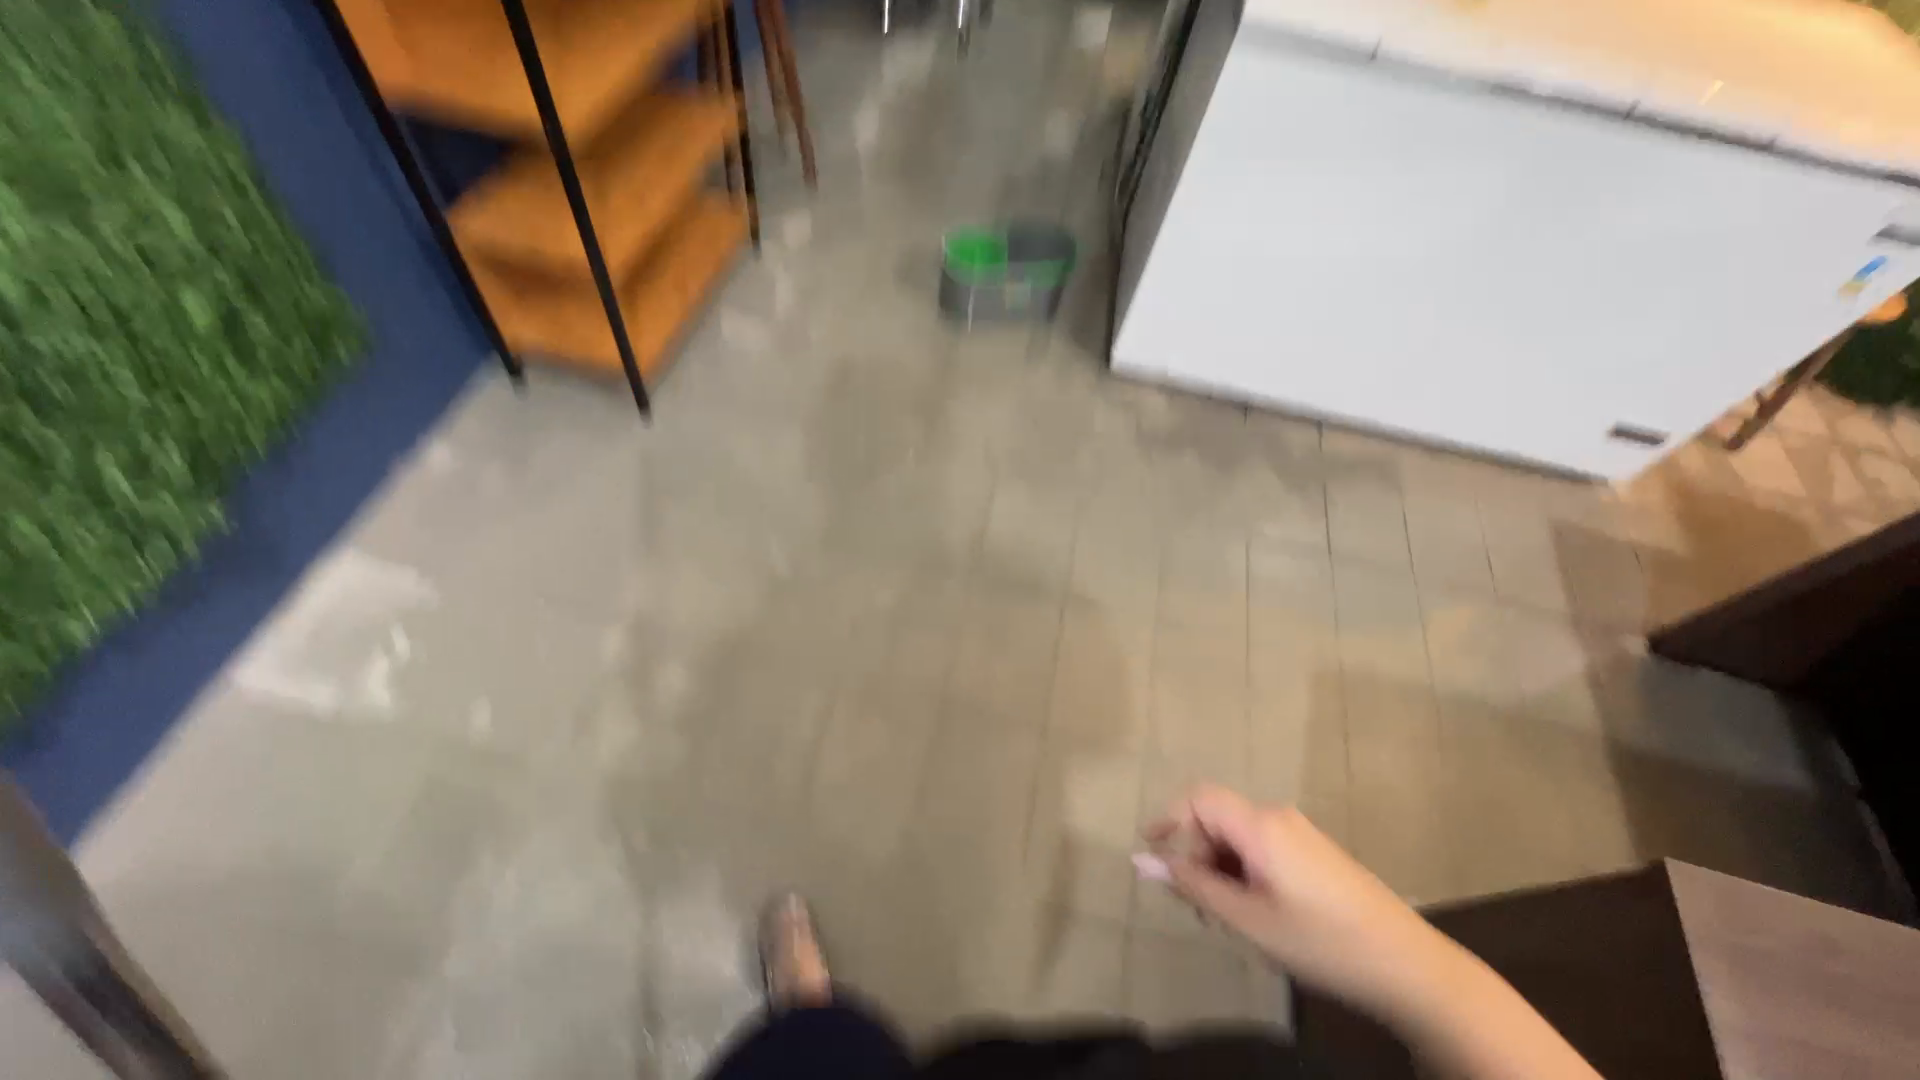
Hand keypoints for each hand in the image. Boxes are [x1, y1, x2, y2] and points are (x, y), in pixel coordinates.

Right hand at [1141, 785, 1447, 1016]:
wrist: (1406, 965)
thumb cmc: (1319, 940)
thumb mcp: (1246, 918)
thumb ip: (1193, 885)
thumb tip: (1142, 860)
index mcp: (1260, 825)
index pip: (1198, 798)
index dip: (1168, 820)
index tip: (1151, 857)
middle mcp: (1278, 818)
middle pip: (1216, 819)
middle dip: (1196, 855)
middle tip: (1196, 908)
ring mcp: (1300, 834)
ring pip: (1238, 838)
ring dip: (1220, 869)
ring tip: (1226, 919)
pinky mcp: (1314, 854)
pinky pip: (1261, 849)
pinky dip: (1244, 873)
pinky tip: (1254, 914)